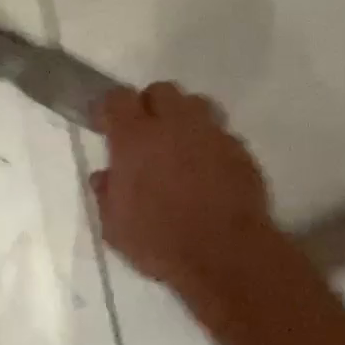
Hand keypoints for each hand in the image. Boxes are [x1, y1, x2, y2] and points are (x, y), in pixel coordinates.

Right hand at [90, 83, 278, 290]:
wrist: (224, 254)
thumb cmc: (158, 242)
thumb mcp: (114, 227)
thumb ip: (106, 195)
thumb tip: (105, 176)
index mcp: (135, 140)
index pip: (117, 99)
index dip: (108, 108)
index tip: (104, 125)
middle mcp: (175, 125)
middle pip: (161, 91)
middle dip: (148, 106)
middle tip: (142, 135)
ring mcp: (212, 134)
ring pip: (195, 105)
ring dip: (181, 119)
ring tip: (175, 148)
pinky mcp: (239, 150)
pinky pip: (219, 134)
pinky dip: (206, 145)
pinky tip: (203, 172)